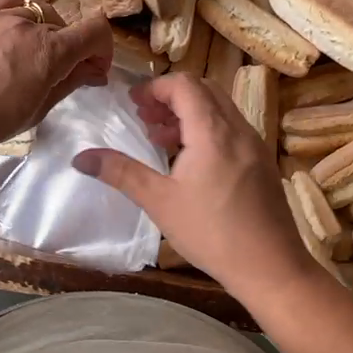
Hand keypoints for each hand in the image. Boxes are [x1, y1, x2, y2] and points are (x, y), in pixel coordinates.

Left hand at [0, 0, 113, 157]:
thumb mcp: (37, 110)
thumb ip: (70, 83)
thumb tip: (96, 72)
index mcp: (50, 51)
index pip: (96, 31)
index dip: (104, 50)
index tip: (94, 70)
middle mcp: (30, 25)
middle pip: (67, 27)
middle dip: (72, 49)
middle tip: (59, 76)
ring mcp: (2, 16)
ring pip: (40, 14)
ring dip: (45, 33)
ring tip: (28, 58)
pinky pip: (11, 2)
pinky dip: (20, 14)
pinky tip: (10, 34)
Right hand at [73, 73, 320, 301]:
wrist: (272, 268)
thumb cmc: (212, 233)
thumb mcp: (159, 202)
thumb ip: (121, 173)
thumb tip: (80, 158)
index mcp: (212, 132)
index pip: (184, 85)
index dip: (155, 87)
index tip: (132, 104)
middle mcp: (238, 129)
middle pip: (203, 90)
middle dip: (170, 97)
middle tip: (145, 118)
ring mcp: (254, 145)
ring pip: (219, 109)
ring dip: (188, 112)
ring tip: (161, 138)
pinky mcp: (261, 162)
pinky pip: (231, 128)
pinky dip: (207, 129)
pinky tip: (190, 160)